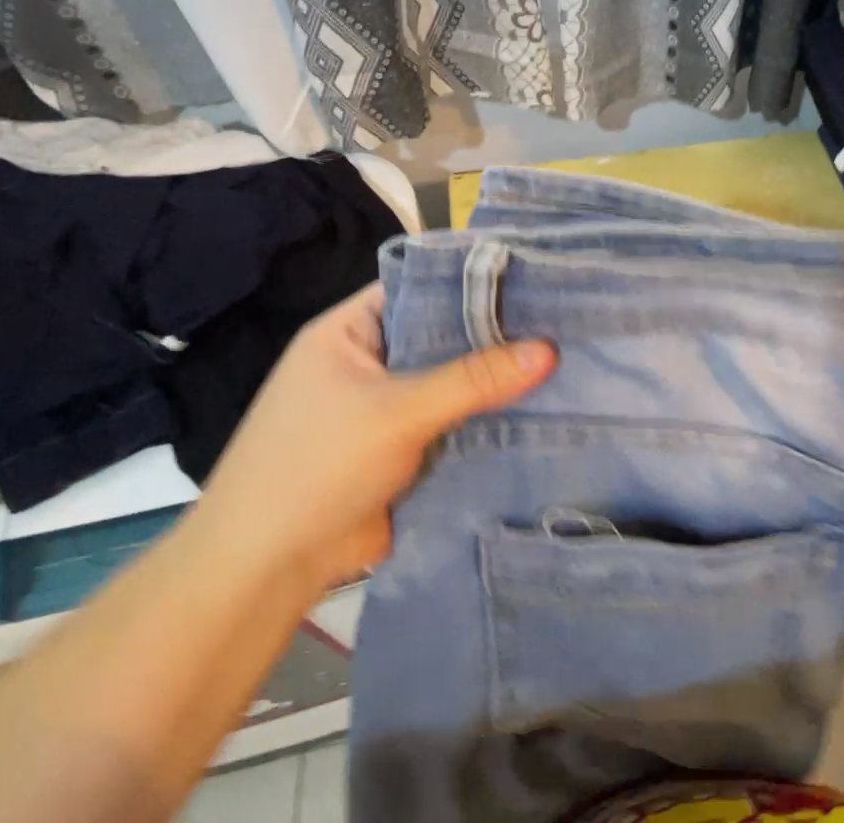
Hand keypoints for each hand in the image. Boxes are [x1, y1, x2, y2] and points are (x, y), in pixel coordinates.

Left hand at [190, 284, 556, 591]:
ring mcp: (391, 410)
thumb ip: (473, 379)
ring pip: (458, 386)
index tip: (540, 278)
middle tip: (570, 323)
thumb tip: (551, 350)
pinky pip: (461, 426)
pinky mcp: (410, 452)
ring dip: (502, 384)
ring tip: (573, 363)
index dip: (476, 282)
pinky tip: (549, 414)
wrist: (270, 564)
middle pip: (447, 339)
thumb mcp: (397, 412)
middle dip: (501, 337)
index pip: (420, 287)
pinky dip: (494, 423)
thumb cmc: (317, 466)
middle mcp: (373, 364)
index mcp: (350, 333)